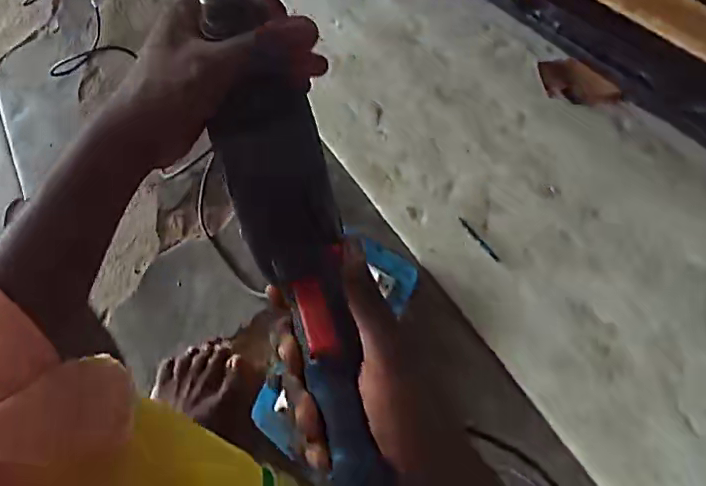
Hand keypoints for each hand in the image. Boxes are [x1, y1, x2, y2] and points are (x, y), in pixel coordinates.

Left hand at [95, 0, 326, 171]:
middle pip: (253, 23)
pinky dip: (271, 78)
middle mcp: (202, 26)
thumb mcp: (212, 64)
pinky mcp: (214, 83)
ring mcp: (209, 56)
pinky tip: (296, 87)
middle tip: (313, 58)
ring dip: (283, 60)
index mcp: (193, 8)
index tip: (290, 33)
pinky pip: (249, 74)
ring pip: (255, 50)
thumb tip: (309, 27)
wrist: (133, 142)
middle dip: (284, 41)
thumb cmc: (165, 92)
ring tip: (313, 75)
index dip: (271, 9)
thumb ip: (259, 45)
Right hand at [269, 240, 389, 474]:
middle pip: (301, 344)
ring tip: (318, 425)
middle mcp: (349, 361)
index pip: (320, 302)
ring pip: (301, 388)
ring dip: (303, 406)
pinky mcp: (338, 436)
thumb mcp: (386, 352)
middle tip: (296, 365)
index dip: (295, 295)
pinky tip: (324, 451)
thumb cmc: (411, 411)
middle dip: (292, 356)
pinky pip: (309, 429)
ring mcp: (343, 400)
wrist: (430, 481)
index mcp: (362, 333)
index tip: (275, 294)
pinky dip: (313, 441)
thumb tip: (350, 243)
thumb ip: (364, 302)